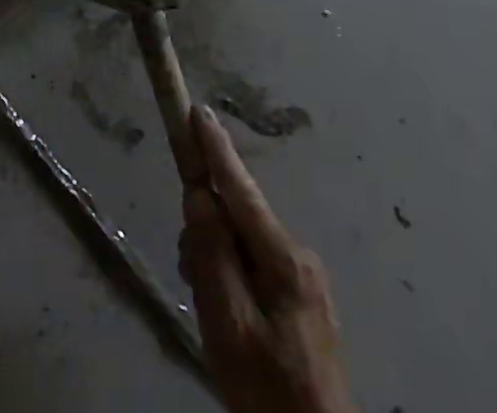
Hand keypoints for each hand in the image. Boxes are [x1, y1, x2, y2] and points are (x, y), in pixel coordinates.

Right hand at [180, 106, 356, 412]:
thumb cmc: (266, 387)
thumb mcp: (226, 324)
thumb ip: (211, 256)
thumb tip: (198, 196)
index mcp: (283, 259)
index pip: (240, 190)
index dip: (216, 150)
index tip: (197, 111)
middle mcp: (297, 255)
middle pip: (237, 218)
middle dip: (206, 232)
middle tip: (194, 282)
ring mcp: (302, 276)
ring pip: (241, 244)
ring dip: (216, 262)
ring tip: (213, 313)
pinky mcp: (299, 294)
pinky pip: (252, 265)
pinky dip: (230, 277)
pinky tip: (227, 316)